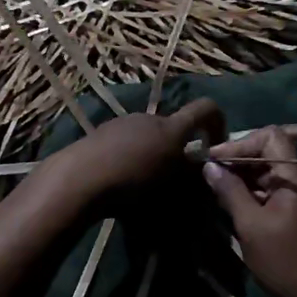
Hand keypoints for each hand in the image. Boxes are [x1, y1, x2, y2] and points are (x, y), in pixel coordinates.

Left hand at [31, 99, 225, 210]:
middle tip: (173, 177)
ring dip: (152, 152)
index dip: (217, 122)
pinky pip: (126, 140)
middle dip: (178, 147)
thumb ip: (190, 176)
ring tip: (142, 182)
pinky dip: (130, 154)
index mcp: (172, 129)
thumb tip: (205, 168)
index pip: (206, 109)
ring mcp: (124, 122)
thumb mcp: (170, 188)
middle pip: (173, 126)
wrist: (78, 179)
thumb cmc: (131, 186)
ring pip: (148, 134)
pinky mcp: (102, 131)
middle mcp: (150, 118)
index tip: (215, 146)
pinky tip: (119, 178)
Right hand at [201, 126, 296, 296]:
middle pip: (269, 154)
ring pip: (269, 175)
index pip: (270, 137)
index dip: (240, 144)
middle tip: (209, 175)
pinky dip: (253, 194)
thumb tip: (209, 167)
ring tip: (216, 190)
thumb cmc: (283, 260)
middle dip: (238, 161)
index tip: (214, 161)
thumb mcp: (250, 225)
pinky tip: (232, 206)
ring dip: (243, 179)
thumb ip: (230, 192)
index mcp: (295, 178)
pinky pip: (273, 193)